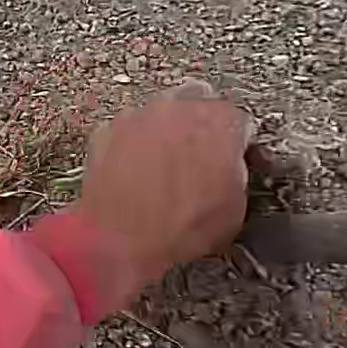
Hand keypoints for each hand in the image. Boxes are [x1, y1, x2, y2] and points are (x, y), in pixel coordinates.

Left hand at [73, 83, 251, 297]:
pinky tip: (136, 173)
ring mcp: (139, 115)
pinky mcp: (108, 129)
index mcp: (220, 121)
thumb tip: (231, 169)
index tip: (235, 159)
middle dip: (200, 130)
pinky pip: (128, 131)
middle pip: (197, 107)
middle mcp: (178, 108)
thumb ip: (237, 172)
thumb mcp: (234, 208)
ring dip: (165, 134)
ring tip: (164, 170)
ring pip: (160, 115)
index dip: (239, 145)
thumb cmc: (178, 229)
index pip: (238, 121)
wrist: (121, 241)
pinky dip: (133, 145)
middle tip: (198, 161)